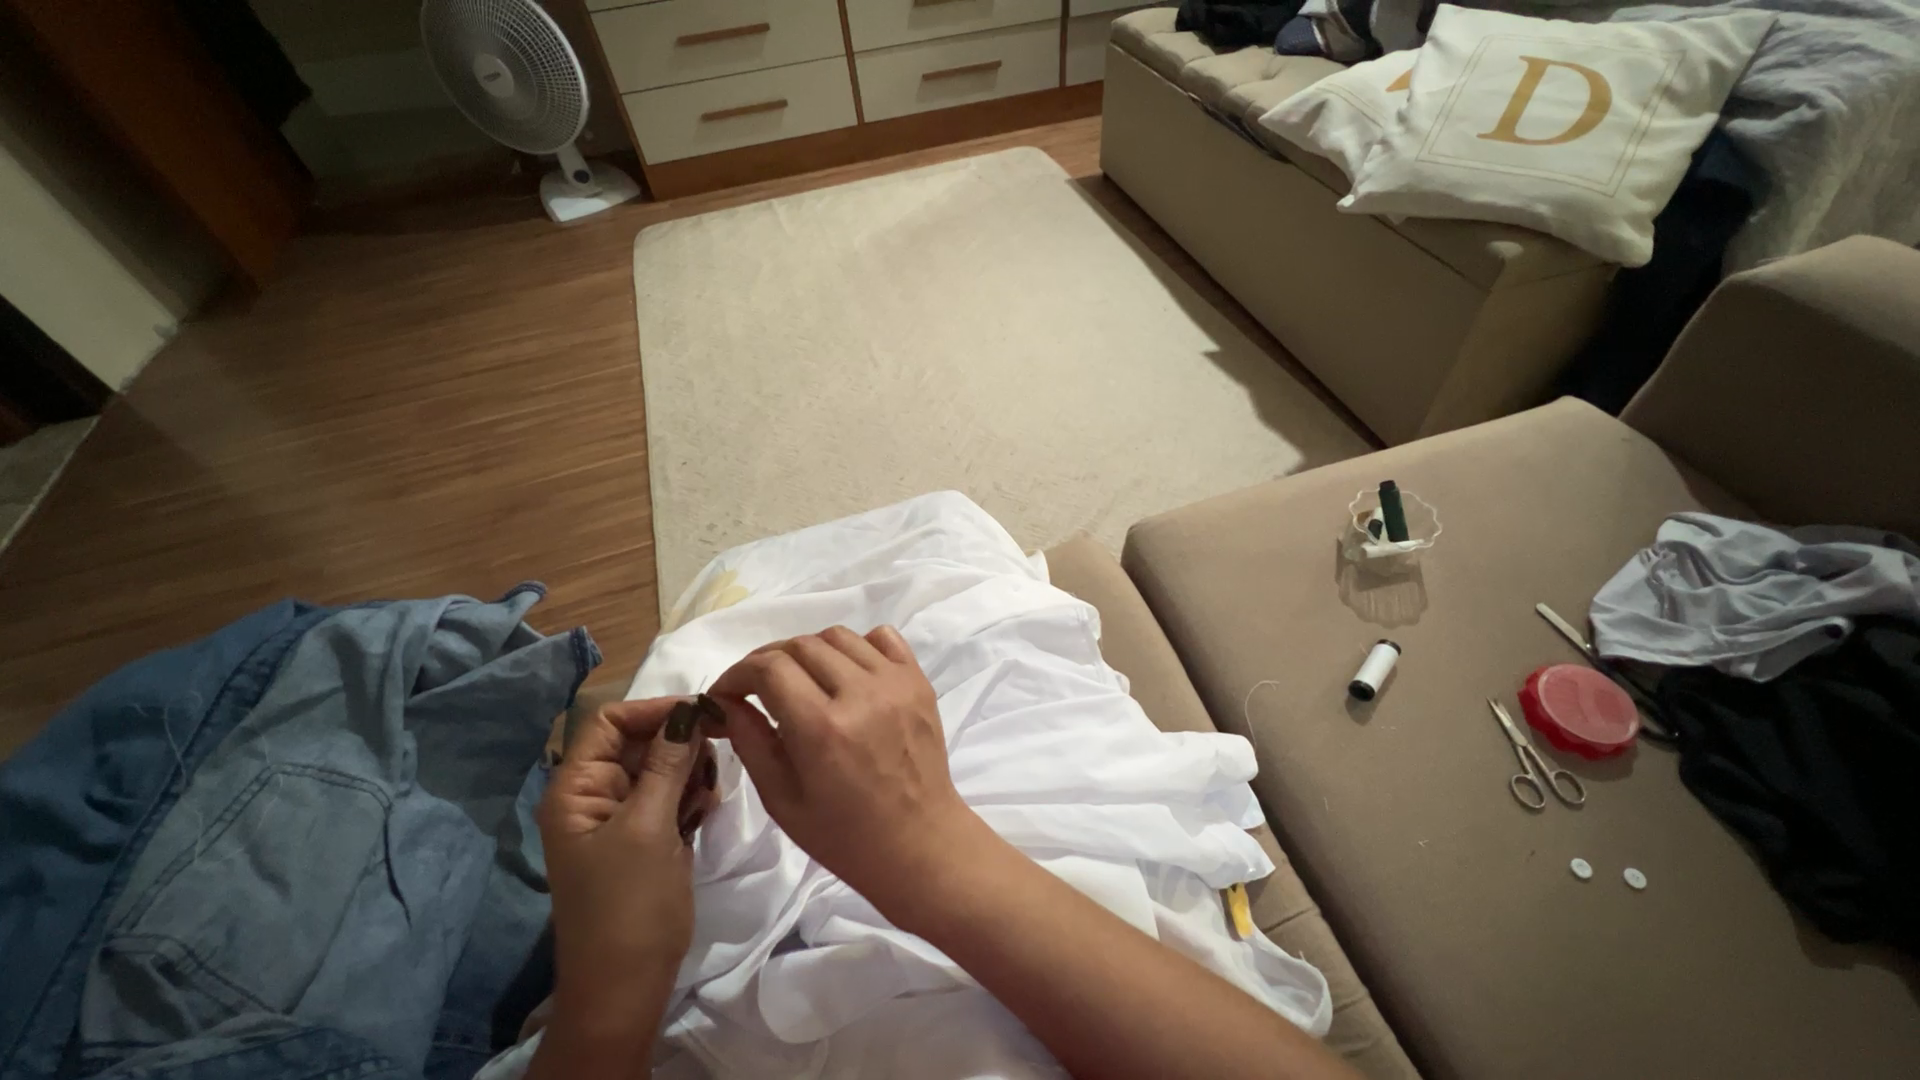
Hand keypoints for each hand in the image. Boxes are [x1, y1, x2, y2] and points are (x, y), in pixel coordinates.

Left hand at [535, 698, 717, 1035]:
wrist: (626, 987)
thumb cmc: (629, 904)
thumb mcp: (649, 826)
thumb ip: (668, 763)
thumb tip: (688, 709)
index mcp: (577, 788)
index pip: (611, 722)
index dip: (655, 711)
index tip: (704, 714)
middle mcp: (595, 796)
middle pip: (641, 742)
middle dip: (680, 745)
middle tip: (716, 758)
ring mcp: (622, 819)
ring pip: (662, 768)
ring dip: (690, 773)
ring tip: (707, 796)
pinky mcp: (647, 838)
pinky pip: (672, 797)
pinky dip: (691, 797)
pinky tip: (705, 813)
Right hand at [708, 625, 990, 926]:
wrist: (918, 843)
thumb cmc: (843, 835)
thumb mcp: (782, 799)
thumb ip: (750, 742)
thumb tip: (726, 701)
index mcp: (823, 728)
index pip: (769, 668)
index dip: (738, 674)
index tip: (727, 693)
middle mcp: (861, 694)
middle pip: (800, 645)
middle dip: (767, 661)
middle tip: (758, 688)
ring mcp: (895, 683)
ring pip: (838, 636)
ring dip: (809, 651)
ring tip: (802, 680)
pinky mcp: (918, 681)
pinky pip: (883, 637)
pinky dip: (858, 645)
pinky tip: (847, 674)